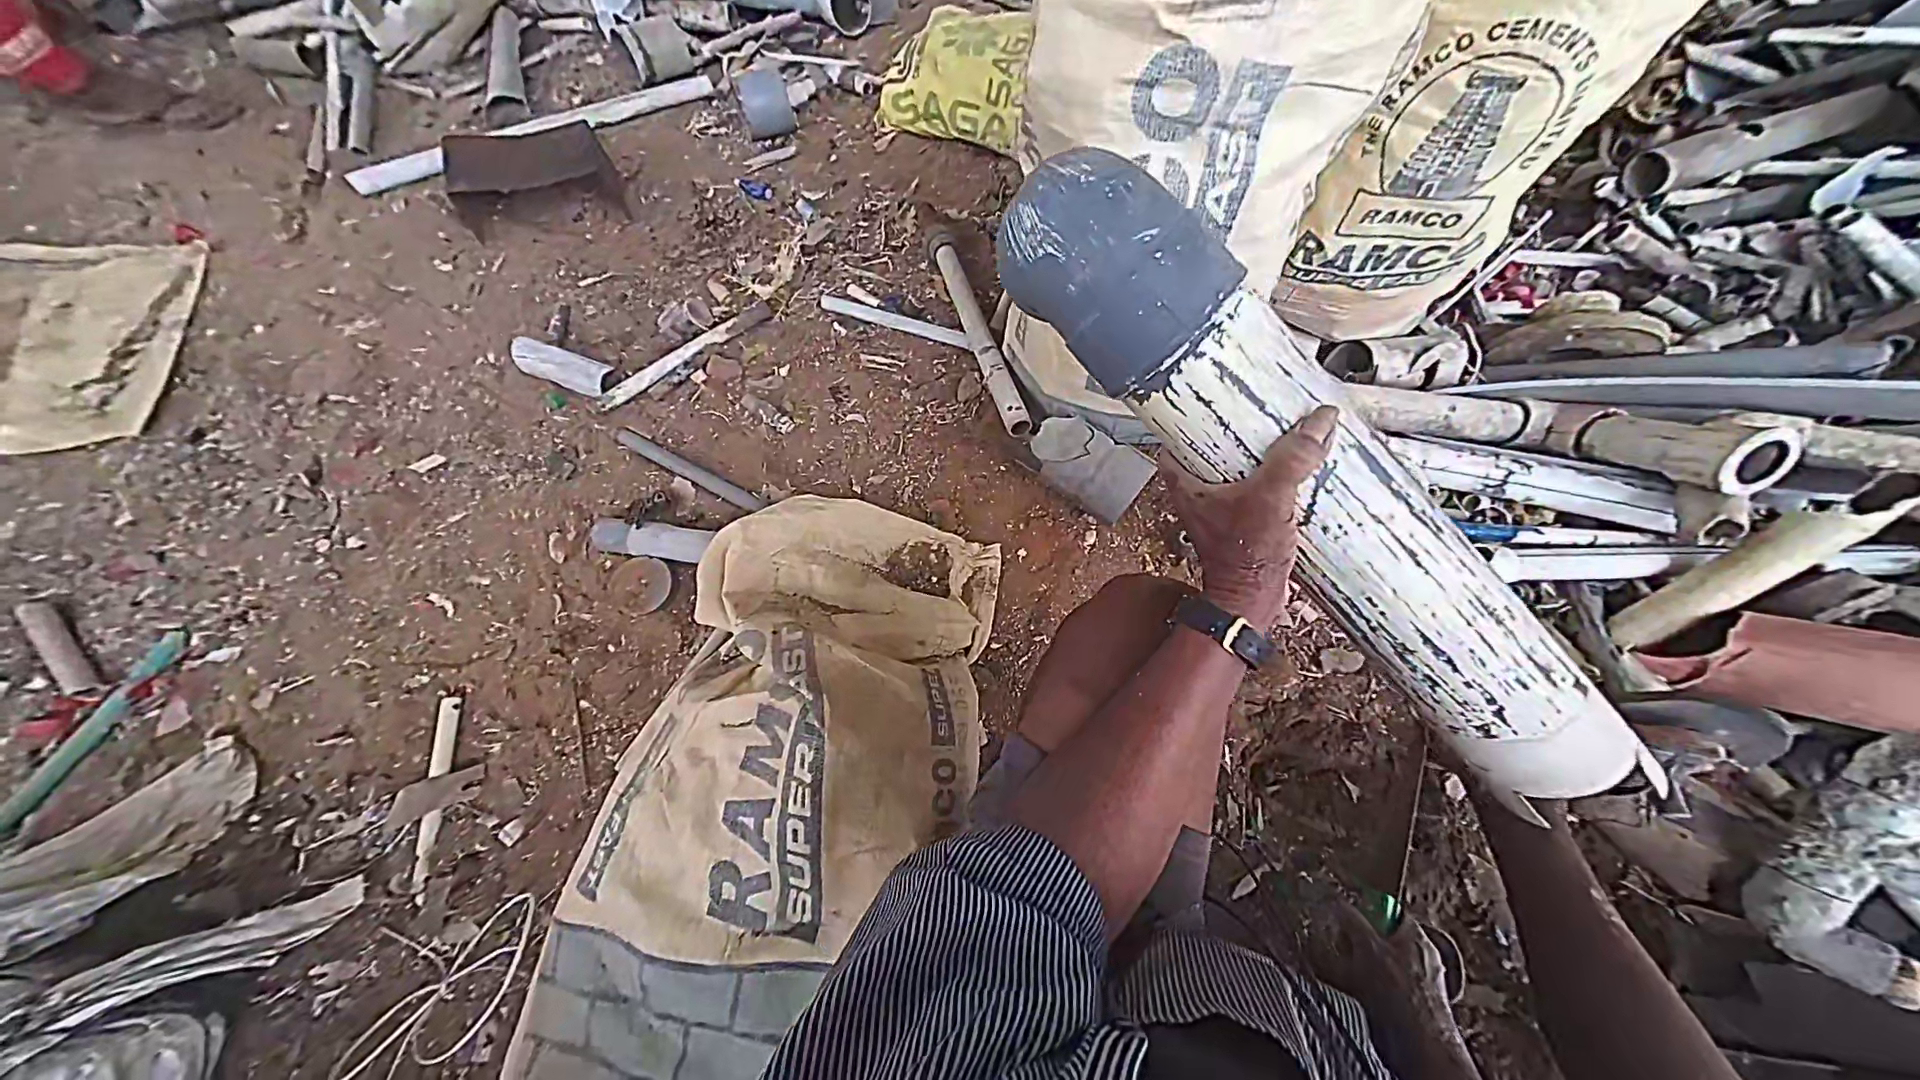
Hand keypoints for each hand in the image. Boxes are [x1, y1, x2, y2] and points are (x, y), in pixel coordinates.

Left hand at [1164, 405, 1336, 629]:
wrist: (1252, 600)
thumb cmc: (1245, 557)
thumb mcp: (1271, 498)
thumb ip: (1293, 458)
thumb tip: (1319, 421)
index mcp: (1184, 478)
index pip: (1177, 429)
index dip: (1195, 408)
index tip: (1220, 388)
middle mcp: (1194, 488)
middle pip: (1211, 442)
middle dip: (1235, 424)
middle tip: (1262, 403)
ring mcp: (1216, 503)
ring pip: (1234, 463)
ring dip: (1257, 449)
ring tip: (1284, 427)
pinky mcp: (1238, 516)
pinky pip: (1253, 482)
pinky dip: (1270, 471)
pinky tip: (1294, 463)